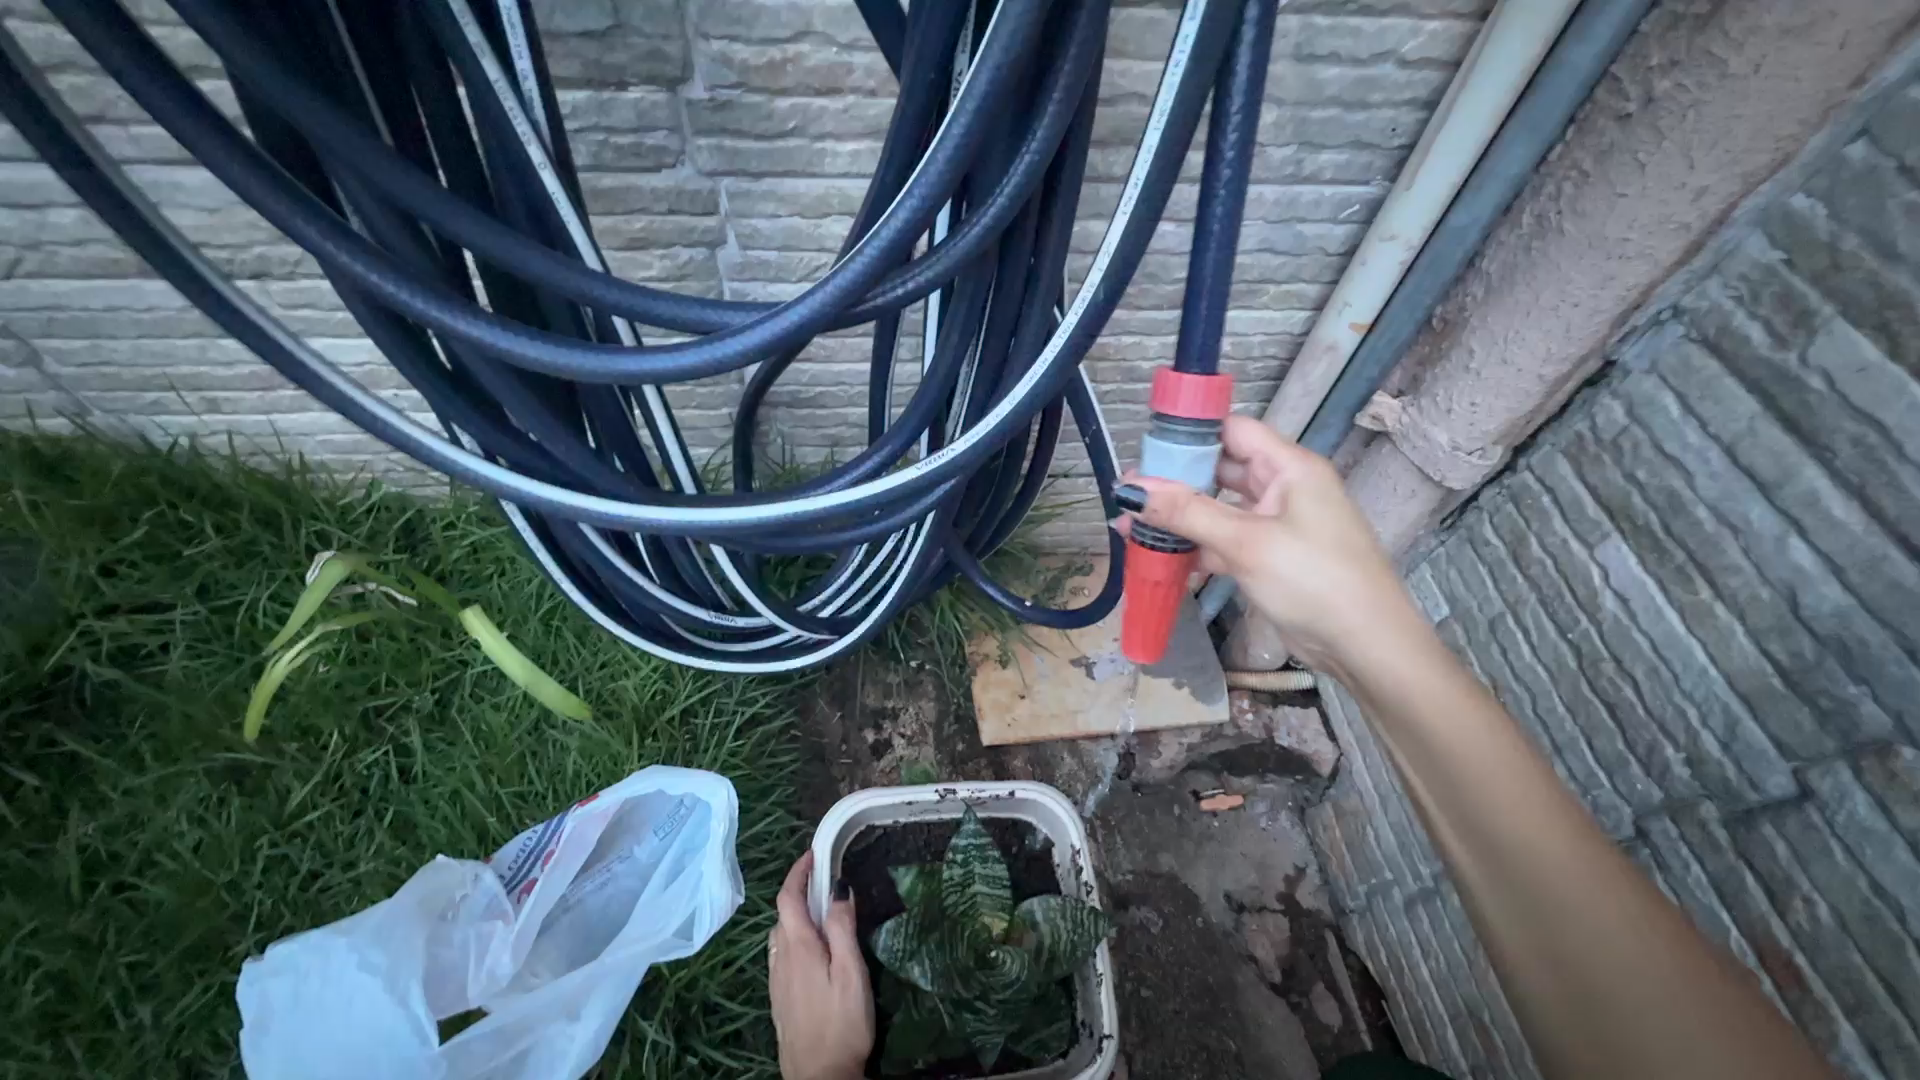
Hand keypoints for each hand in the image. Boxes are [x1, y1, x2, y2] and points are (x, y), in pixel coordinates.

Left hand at [769, 851, 873, 1079]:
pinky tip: (814, 951)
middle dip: (800, 891)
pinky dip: (795, 938)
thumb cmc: (841, 1022)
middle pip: (782, 914)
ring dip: (797, 915)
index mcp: (799, 946)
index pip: (788, 897)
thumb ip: (843, 927)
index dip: (798, 871)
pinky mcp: (780, 999)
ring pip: (781, 935)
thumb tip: (838, 886)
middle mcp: (781, 959)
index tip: (814, 853)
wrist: (819, 1078)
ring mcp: (777, 981)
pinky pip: (783, 955)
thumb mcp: (851, 971)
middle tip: (826, 880)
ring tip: (823, 912)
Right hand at [1112, 415, 1418, 675]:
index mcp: (1289, 467)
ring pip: (1218, 510)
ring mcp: (1276, 525)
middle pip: (1220, 471)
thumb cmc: (1313, 580)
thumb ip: (1186, 513)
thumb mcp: (1246, 543)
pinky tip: (1159, 559)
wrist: (1364, 646)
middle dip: (1175, 482)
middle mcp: (1283, 488)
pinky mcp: (1270, 558)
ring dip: (1180, 519)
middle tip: (1129, 494)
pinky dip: (1196, 548)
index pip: (1233, 431)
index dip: (1191, 434)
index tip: (1145, 449)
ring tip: (1131, 528)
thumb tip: (1130, 489)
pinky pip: (1225, 542)